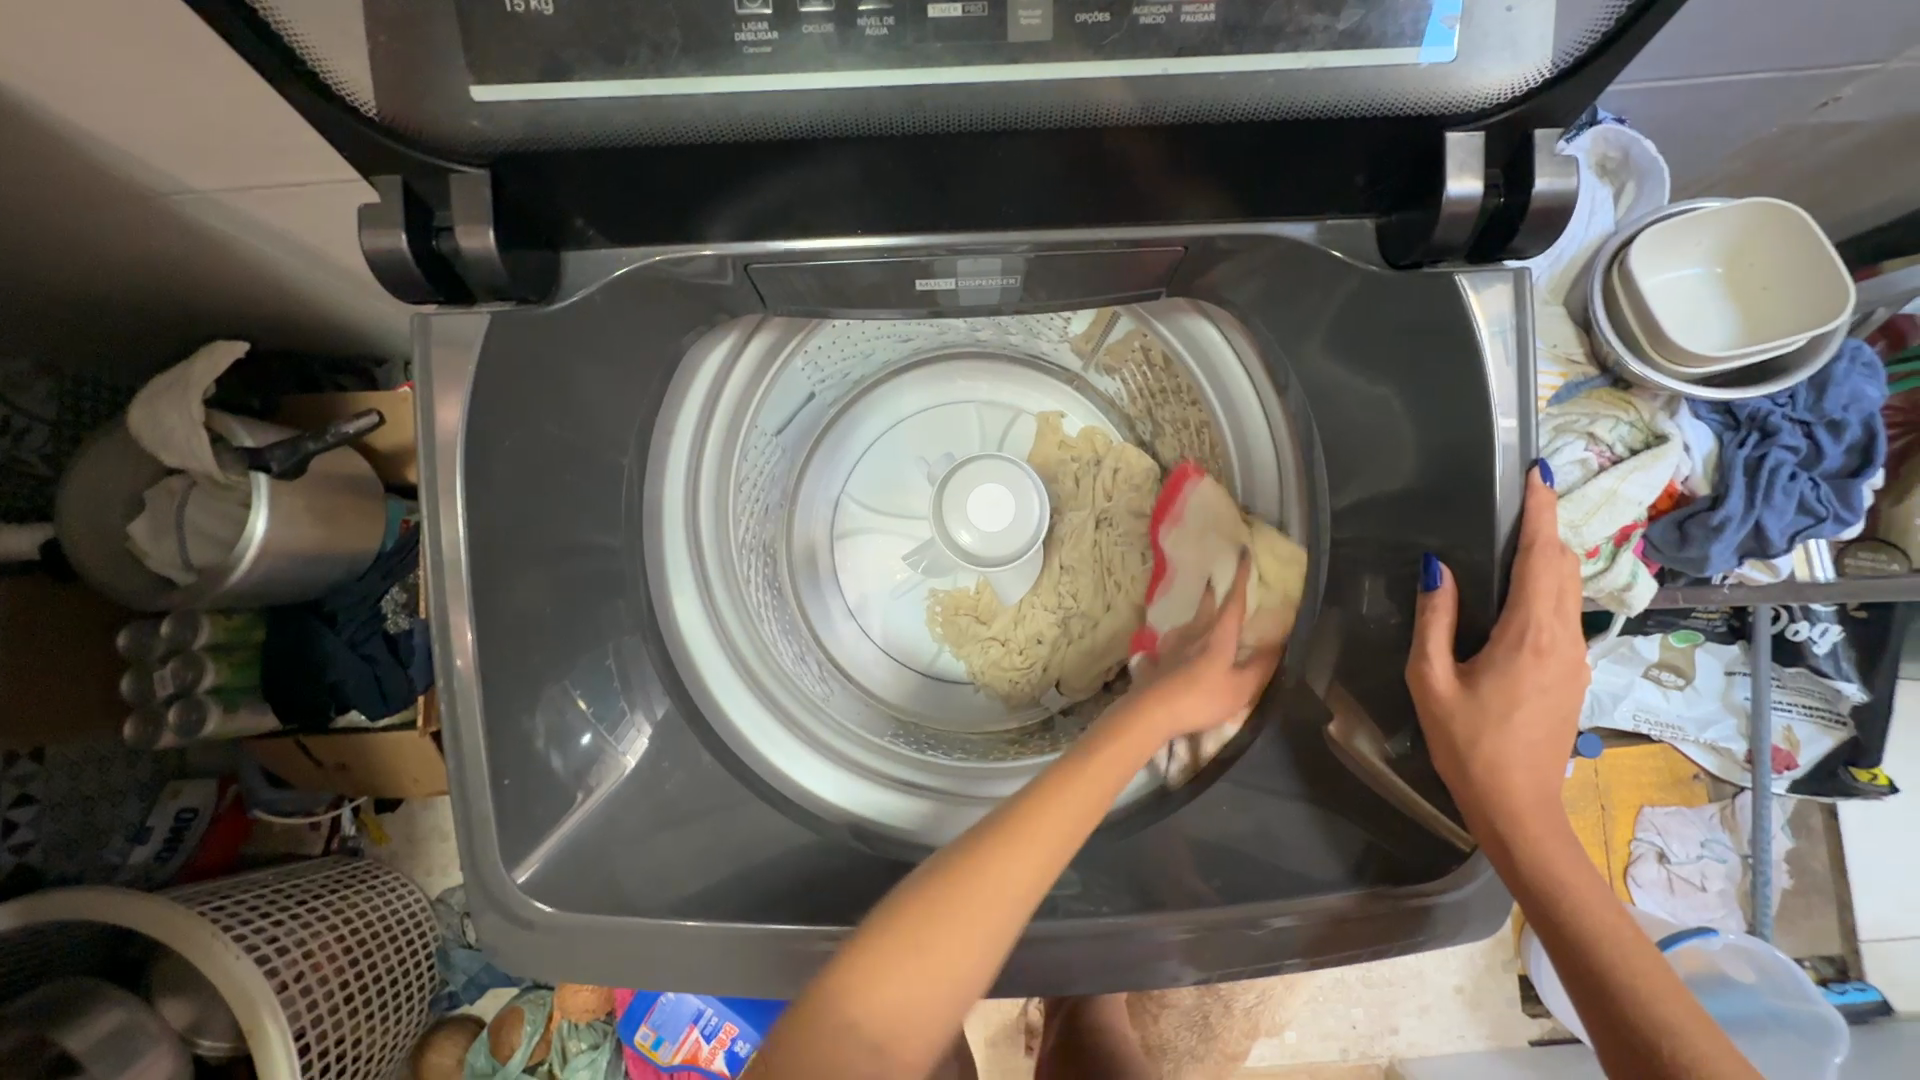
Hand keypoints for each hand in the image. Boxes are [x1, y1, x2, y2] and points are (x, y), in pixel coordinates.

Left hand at [1108, 553, 1283, 743]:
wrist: (1150, 712)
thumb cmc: (1201, 699)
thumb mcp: (1241, 688)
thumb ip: (1261, 666)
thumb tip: (1280, 643)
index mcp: (1217, 636)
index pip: (1233, 602)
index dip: (1241, 579)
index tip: (1243, 554)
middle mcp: (1192, 634)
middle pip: (1205, 608)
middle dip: (1213, 592)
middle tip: (1215, 578)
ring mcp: (1170, 648)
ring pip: (1186, 625)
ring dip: (1196, 615)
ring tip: (1201, 614)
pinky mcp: (1156, 663)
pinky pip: (1169, 646)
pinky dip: (1176, 643)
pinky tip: (1172, 648)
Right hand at [1406, 463, 1588, 827]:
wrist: (1520, 807)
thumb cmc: (1467, 744)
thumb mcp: (1432, 680)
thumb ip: (1435, 620)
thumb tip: (1437, 568)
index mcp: (1530, 635)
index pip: (1540, 556)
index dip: (1540, 511)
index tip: (1538, 474)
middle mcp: (1565, 638)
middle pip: (1564, 566)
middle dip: (1547, 526)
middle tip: (1522, 497)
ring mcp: (1577, 657)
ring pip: (1570, 588)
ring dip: (1550, 555)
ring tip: (1520, 533)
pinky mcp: (1575, 673)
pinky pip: (1566, 612)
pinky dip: (1549, 584)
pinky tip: (1523, 589)